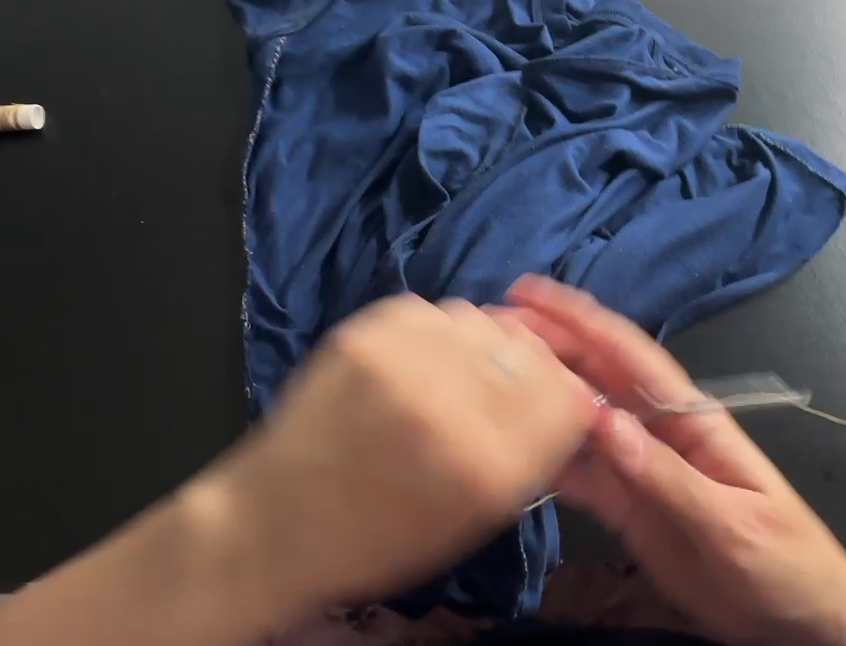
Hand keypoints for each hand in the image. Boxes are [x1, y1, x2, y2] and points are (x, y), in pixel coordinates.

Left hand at [213, 292, 597, 613]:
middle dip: (524, 366)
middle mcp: (447, 401)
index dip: (560, 395)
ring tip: (451, 373)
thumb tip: (566, 395)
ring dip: (477, 345)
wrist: (280, 517)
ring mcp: (401, 358)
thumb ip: (525, 453)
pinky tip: (415, 360)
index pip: (562, 394)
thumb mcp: (472, 516)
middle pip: (524, 350)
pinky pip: (429, 310)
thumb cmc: (380, 536)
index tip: (547, 401)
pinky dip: (433, 331)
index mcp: (482, 464)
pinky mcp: (365, 331)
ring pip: (477, 320)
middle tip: (497, 387)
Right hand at [504, 276, 845, 645]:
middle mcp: (653, 428)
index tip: (529, 292)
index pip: (626, 353)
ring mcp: (635, 464)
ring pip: (576, 417)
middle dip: (544, 346)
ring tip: (488, 377)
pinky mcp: (624, 503)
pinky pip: (577, 471)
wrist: (799, 621)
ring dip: (536, 393)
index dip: (578, 317)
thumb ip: (666, 475)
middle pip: (591, 375)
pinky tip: (511, 448)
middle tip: (489, 330)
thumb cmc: (784, 561)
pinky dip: (543, 456)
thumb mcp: (730, 523)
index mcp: (686, 416)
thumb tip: (603, 422)